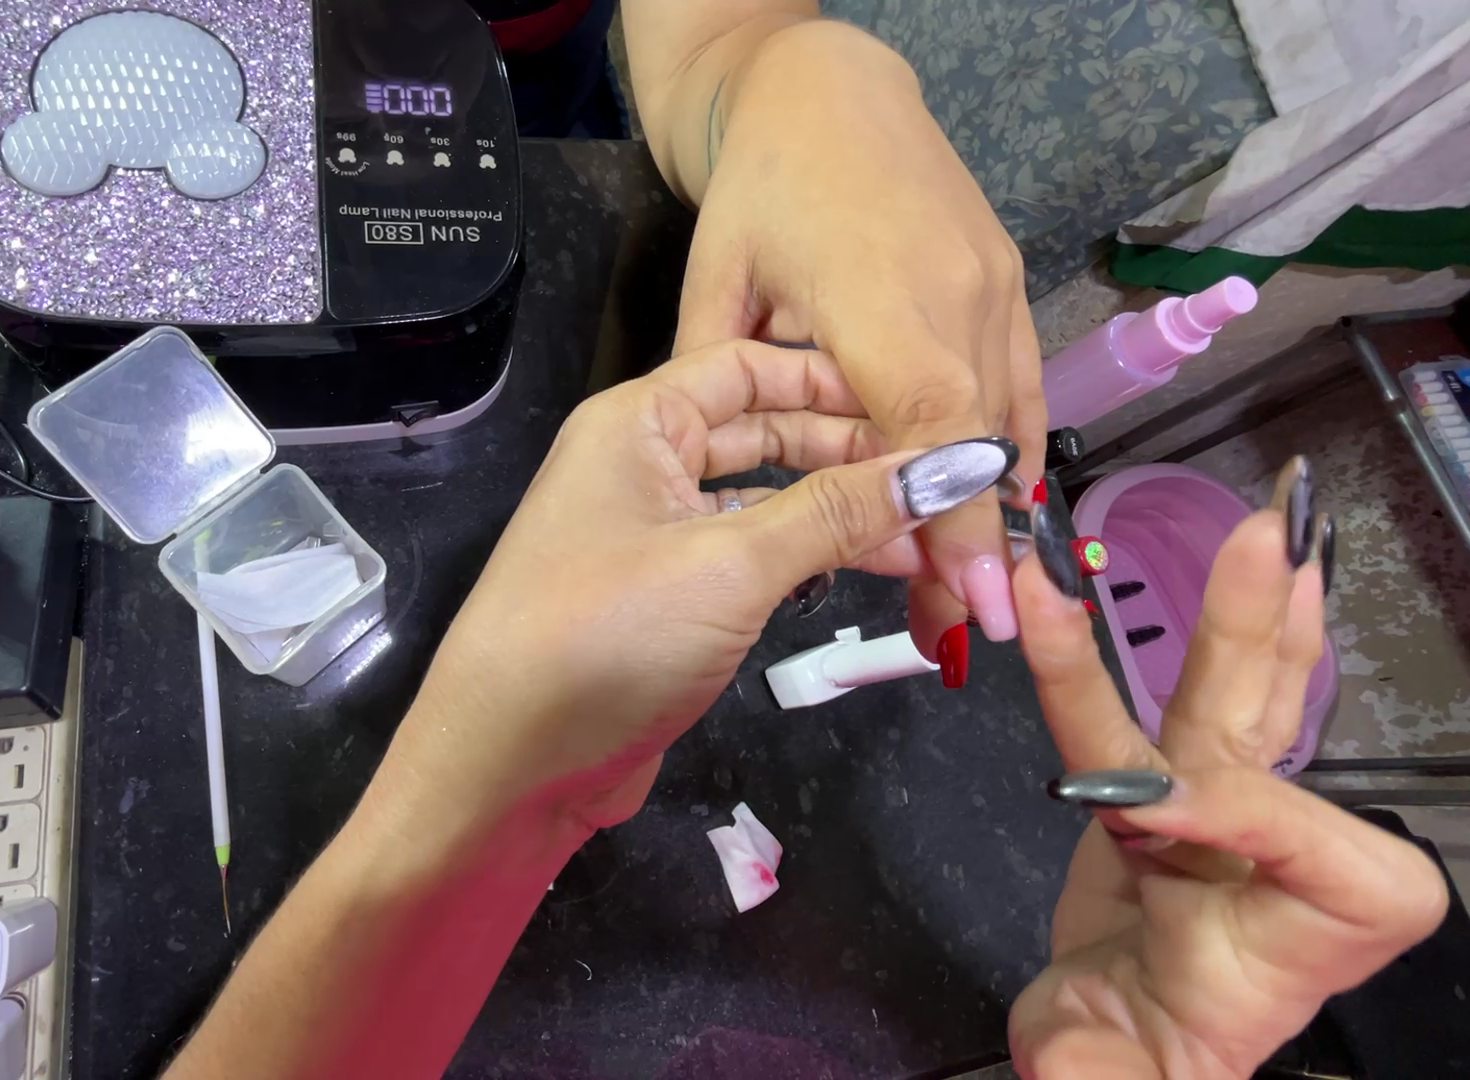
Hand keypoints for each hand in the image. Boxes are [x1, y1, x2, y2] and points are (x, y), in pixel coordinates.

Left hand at [386, 338, 1015, 832]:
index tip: (928, 406)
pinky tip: (870, 571)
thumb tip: (957, 464)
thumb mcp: (730, 563)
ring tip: (934, 541)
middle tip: (950, 485)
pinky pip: (747, 557)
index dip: (837, 381)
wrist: (511, 761)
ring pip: (761, 501)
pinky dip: (804, 560)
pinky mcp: (666, 596)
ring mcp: (652, 534)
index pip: (750, 365)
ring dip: (839, 515)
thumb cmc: (608, 634)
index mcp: (638, 422)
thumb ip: (840, 510)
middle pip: (762, 433)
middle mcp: (642, 464)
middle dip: (852, 456)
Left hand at [671, 21, 1045, 659]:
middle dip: (975, 536)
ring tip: (977, 585)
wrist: (828, 89)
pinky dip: (1009, 446)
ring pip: (1011, 413)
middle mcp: (955, 294)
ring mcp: (993, 283)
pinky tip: (993, 502)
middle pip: (978, 435)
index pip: (927, 422)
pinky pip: (1017, 381)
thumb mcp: (714, 286)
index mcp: (874, 298)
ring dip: (997, 502)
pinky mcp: (1004, 280)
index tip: (966, 594)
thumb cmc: (757, 190)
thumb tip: (734, 463)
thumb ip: (728, 379)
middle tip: (968, 623)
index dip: (949, 512)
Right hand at [1009, 460, 1447, 1077]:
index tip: (1137, 807)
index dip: (1239, 812)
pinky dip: (1177, 640)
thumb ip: (1103, 1073)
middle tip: (1268, 544)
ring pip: (1234, 699)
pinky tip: (1197, 580)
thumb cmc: (1119, 1066)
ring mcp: (1212, 815)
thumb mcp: (1102, 1077)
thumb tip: (1075, 1063)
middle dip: (1267, 641)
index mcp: (1277, 945)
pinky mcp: (1164, 788)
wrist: (1114, 1041)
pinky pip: (1176, 702)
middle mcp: (1261, 861)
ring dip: (1234, 612)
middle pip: (1281, 741)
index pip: (1322, 860)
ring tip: (1257, 527)